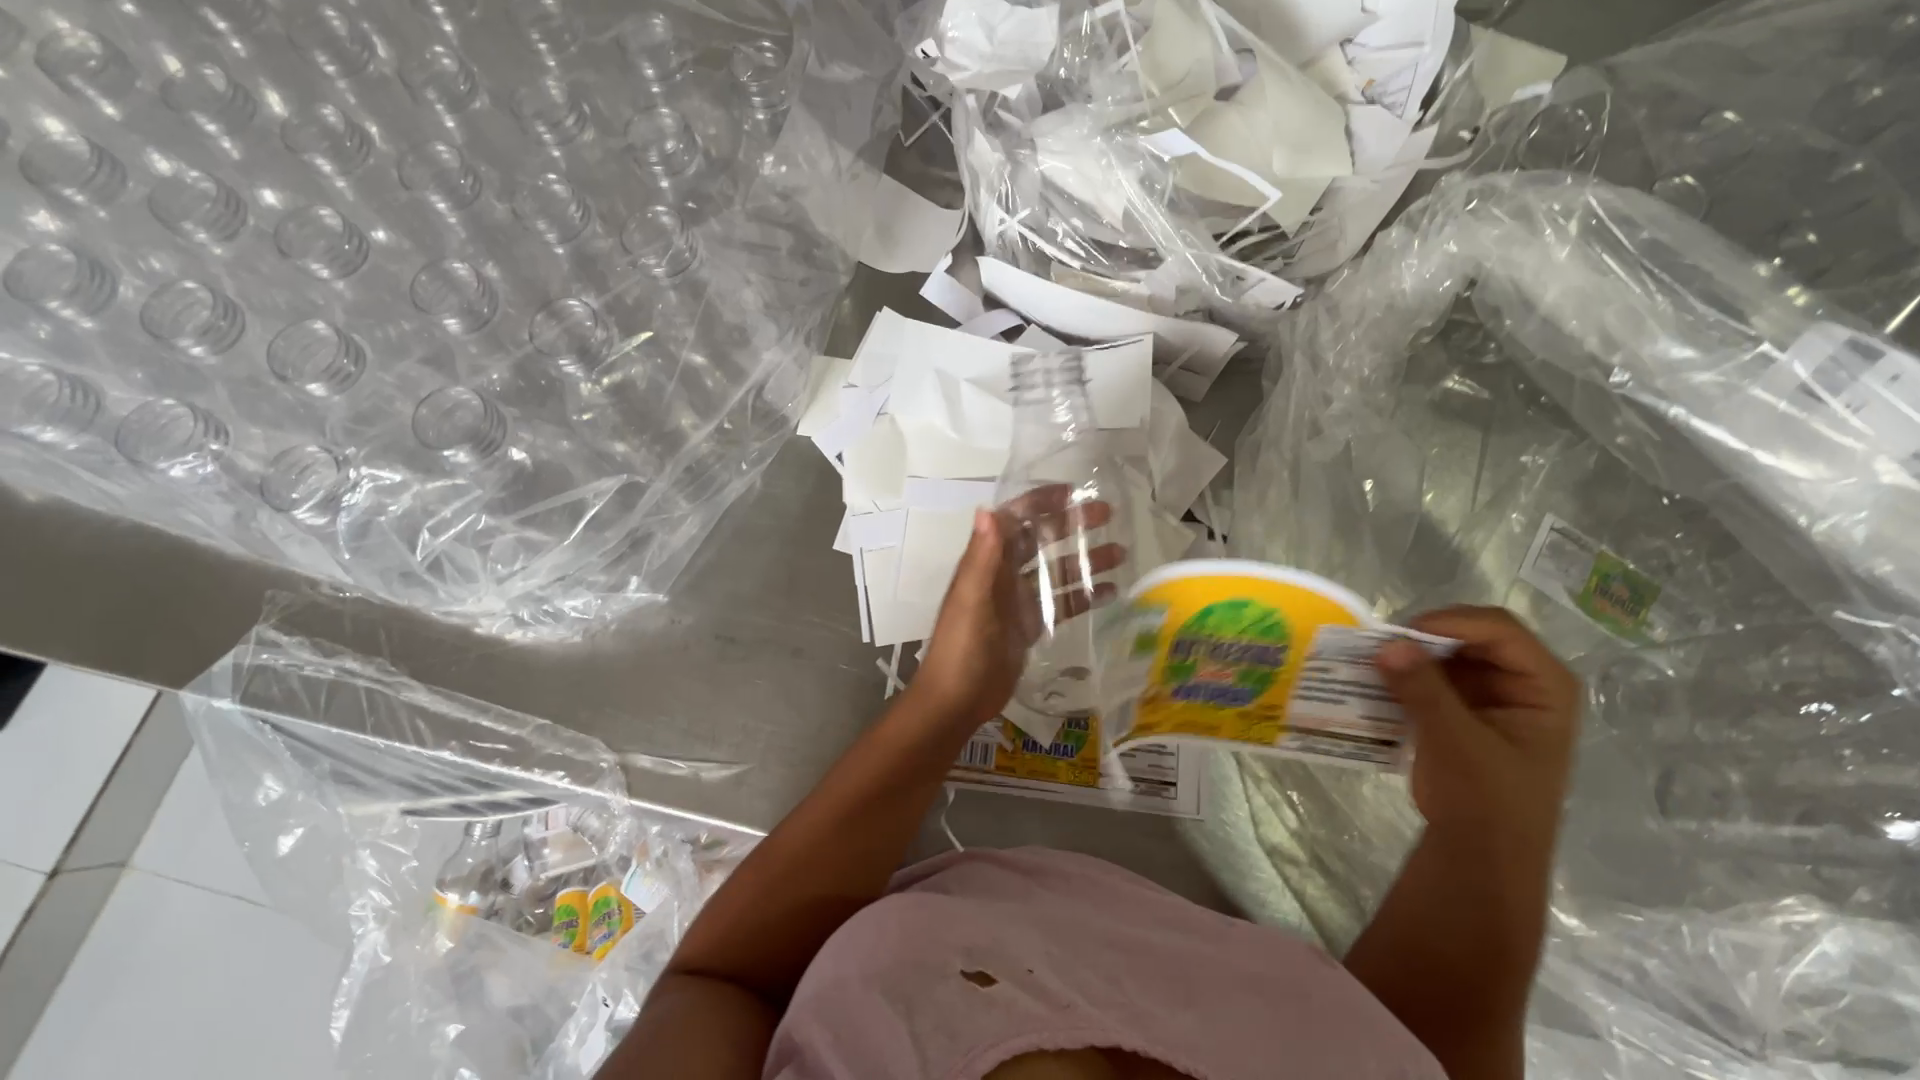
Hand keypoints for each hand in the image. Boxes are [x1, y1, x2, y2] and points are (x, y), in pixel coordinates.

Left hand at [908, 491, 1123, 726]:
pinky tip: (1111, 591)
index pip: (1013, 521)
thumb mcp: (970, 600)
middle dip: (1070, 525)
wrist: (956, 700)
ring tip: (1120, 551)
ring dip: (1084, 559)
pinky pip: (1061, 604)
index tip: (1072, 491)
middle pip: (1039, 541)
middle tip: (1107, 513)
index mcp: (985, 563)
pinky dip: (1084, 596)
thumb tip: (987, 509)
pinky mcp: (1030, 627)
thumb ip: (981, 557)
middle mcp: (1002, 576)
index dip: (1039, 503)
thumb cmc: (960, 648)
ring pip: (1055, 571)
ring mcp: (1018, 601)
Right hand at [1375, 606, 1580, 859]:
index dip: (1450, 623)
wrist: (1480, 858)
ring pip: (1447, 657)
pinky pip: (1432, 681)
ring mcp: (1492, 698)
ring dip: (1411, 657)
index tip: (1400, 634)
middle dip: (1425, 638)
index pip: (1499, 630)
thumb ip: (1422, 689)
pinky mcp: (1463, 714)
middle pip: (1472, 637)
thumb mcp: (1455, 741)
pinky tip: (1375, 681)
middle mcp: (1523, 684)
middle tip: (1377, 644)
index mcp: (1545, 686)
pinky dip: (1406, 678)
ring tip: (1369, 659)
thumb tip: (1385, 644)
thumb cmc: (1486, 801)